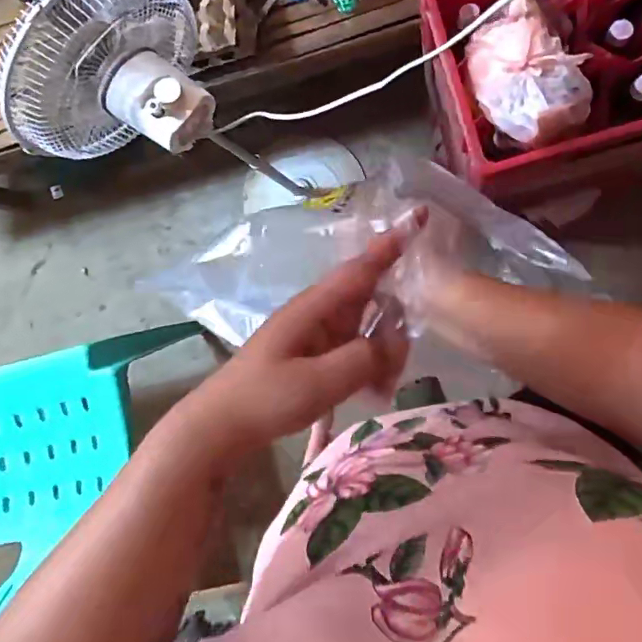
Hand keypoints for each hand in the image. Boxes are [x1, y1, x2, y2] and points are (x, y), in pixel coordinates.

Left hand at [164, 230, 412, 463]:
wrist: (222, 426)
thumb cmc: (265, 398)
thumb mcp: (317, 382)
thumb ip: (362, 359)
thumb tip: (392, 342)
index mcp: (315, 308)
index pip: (361, 268)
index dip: (391, 244)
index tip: (420, 215)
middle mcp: (320, 313)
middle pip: (373, 301)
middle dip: (394, 328)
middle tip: (394, 369)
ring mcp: (319, 335)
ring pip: (369, 329)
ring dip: (383, 355)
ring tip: (380, 389)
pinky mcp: (318, 356)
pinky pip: (357, 351)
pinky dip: (370, 368)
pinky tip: (373, 394)